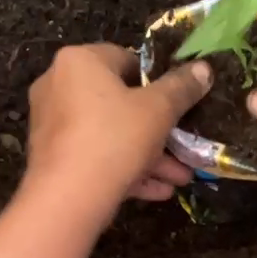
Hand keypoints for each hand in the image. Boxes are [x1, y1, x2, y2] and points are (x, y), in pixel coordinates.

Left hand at [23, 43, 211, 217]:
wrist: (68, 198)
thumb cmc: (115, 139)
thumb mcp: (159, 110)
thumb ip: (182, 88)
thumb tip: (204, 68)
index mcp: (80, 62)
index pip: (125, 59)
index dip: (156, 82)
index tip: (176, 105)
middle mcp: (58, 86)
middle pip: (119, 104)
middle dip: (158, 131)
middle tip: (184, 148)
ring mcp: (52, 125)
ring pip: (109, 137)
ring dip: (148, 157)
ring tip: (179, 178)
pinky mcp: (52, 160)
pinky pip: (95, 158)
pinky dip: (124, 171)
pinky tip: (157, 191)